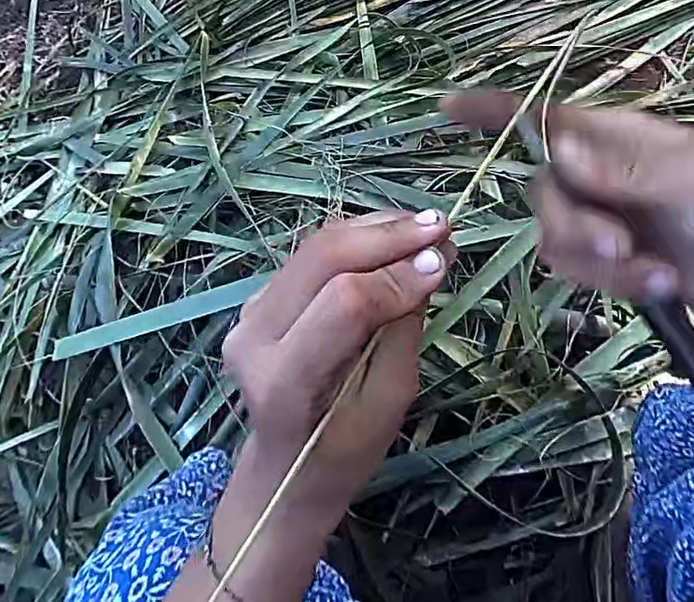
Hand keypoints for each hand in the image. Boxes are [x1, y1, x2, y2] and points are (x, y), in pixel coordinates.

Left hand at [222, 209, 452, 516]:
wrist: (287, 469)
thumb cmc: (346, 451)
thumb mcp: (389, 402)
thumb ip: (403, 330)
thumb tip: (427, 261)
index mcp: (283, 381)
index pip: (344, 304)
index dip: (397, 276)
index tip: (443, 260)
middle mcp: (254, 334)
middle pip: (324, 257)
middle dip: (388, 234)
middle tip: (439, 226)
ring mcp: (250, 309)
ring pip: (318, 244)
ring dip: (377, 227)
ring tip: (426, 224)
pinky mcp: (260, 293)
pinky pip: (313, 252)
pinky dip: (359, 236)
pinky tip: (396, 233)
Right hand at [442, 90, 693, 326]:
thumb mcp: (690, 179)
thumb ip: (619, 167)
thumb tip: (554, 149)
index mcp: (615, 137)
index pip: (543, 118)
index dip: (495, 112)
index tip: (447, 107)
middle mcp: (599, 173)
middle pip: (543, 191)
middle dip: (575, 225)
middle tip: (621, 245)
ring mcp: (603, 218)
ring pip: (555, 237)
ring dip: (599, 262)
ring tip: (652, 270)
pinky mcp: (612, 260)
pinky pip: (578, 270)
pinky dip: (615, 283)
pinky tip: (660, 283)